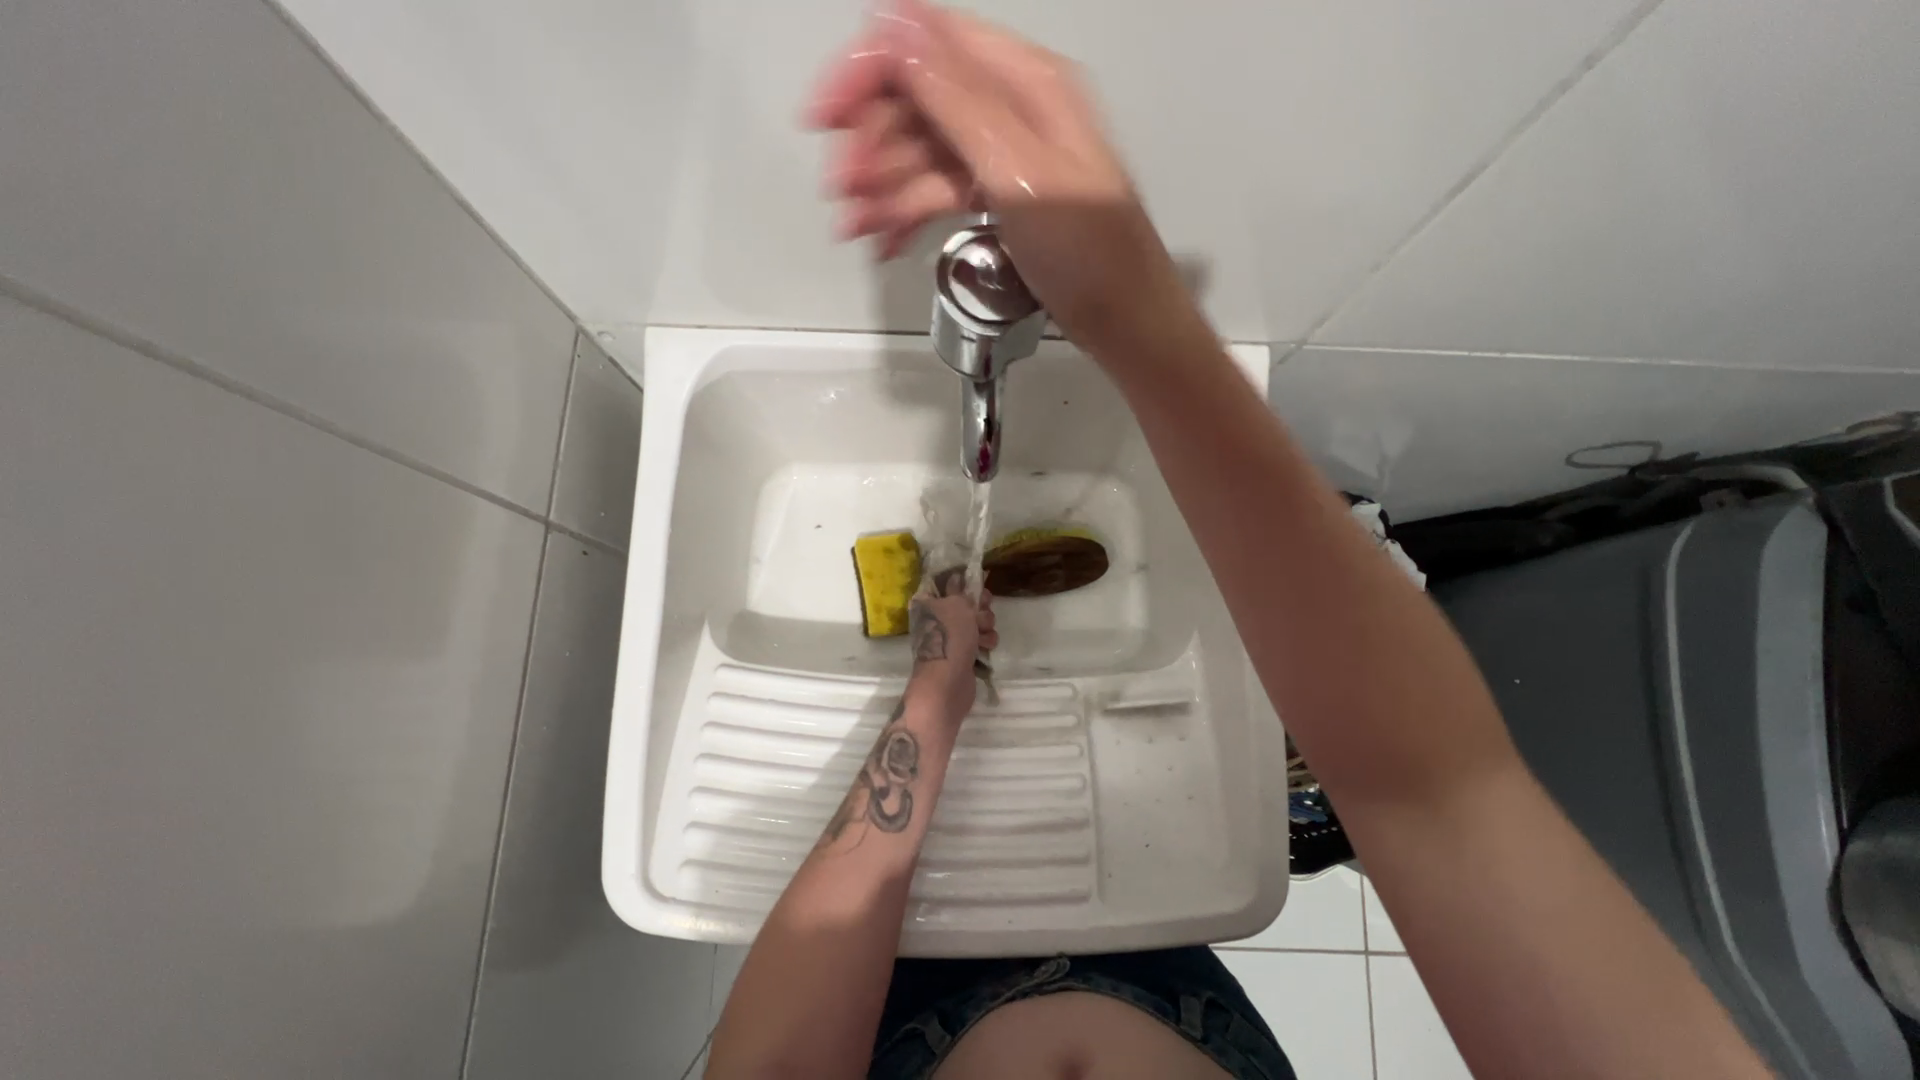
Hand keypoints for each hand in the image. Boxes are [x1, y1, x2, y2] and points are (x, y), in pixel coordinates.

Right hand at [806, 0, 1205, 358]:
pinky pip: (936, 188)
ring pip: (920, 148)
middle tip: (842, 188)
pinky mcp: (999, 195)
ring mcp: (1004, 154)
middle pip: (915, 97)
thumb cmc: (1096, 258)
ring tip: (856, 226)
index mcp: (1027, 84)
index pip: (925, 43)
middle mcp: (1014, 109)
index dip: (867, 73)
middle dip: (869, 140)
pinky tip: (884, 236)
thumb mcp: (1020, 174)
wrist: (1126, 323)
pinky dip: (905, 210)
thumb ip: (957, 102)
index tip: (826, 117)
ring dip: (880, 183)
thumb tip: (899, 35)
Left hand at [907, 568, 995, 716]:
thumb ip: (960, 590)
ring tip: (981, 634)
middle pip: (966, 600)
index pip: (946, 581)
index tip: (976, 583)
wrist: (947, 683)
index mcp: (928, 602)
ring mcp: (951, 636)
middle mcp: (938, 617)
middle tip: (981, 610)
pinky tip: (985, 648)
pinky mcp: (964, 652)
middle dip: (980, 605)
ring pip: (977, 620)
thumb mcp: (956, 605)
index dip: (963, 580)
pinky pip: (981, 639)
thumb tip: (956, 577)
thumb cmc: (948, 638)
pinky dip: (985, 641)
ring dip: (985, 624)